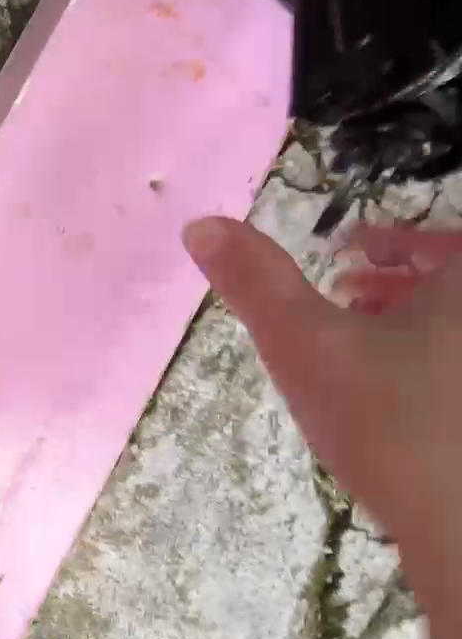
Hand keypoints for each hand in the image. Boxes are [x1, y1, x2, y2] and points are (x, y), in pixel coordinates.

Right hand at [182, 218, 461, 610]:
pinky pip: (454, 362)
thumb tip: (202, 222)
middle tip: (347, 293)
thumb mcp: (299, 340)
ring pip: (458, 325)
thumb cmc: (386, 416)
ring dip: (422, 319)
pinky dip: (435, 359)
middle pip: (458, 282)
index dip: (396, 239)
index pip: (443, 240)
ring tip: (365, 343)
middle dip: (406, 281)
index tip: (344, 251)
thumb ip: (254, 278)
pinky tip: (402, 392)